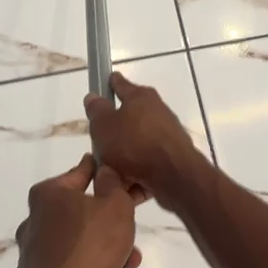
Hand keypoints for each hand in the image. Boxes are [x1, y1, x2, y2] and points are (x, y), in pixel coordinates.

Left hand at [15, 156, 144, 267]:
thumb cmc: (90, 245)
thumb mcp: (115, 206)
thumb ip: (114, 184)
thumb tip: (104, 172)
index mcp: (48, 195)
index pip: (82, 174)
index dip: (106, 175)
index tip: (123, 177)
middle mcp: (37, 221)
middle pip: (86, 218)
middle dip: (116, 235)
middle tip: (133, 245)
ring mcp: (37, 254)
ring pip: (85, 250)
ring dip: (111, 261)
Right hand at [84, 72, 212, 210]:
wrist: (174, 175)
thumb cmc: (133, 145)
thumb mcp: (104, 126)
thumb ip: (96, 111)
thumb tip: (94, 96)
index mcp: (140, 97)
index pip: (120, 84)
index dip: (110, 82)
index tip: (105, 81)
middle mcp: (157, 111)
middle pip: (128, 120)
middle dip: (112, 135)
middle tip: (98, 147)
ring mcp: (167, 134)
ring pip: (136, 146)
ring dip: (122, 160)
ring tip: (109, 174)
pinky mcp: (172, 157)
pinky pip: (146, 164)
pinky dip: (136, 174)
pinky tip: (125, 187)